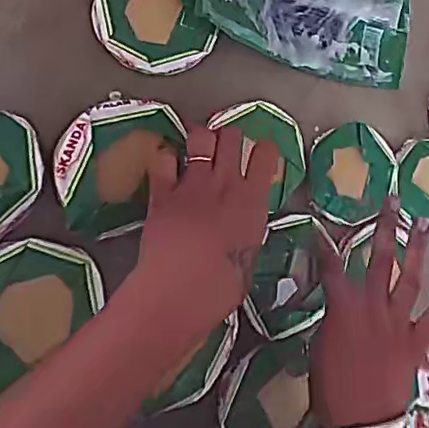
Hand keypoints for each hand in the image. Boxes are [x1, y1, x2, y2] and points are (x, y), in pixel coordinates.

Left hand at [124, 125, 278, 330]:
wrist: (179, 293)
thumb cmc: (221, 288)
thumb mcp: (249, 258)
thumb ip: (248, 233)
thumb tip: (243, 231)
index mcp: (254, 199)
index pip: (266, 152)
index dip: (264, 149)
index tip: (260, 156)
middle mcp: (226, 182)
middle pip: (232, 135)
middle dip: (230, 137)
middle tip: (226, 150)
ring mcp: (192, 184)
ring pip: (201, 136)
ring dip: (202, 139)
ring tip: (199, 150)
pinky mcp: (162, 192)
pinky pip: (163, 158)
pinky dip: (166, 158)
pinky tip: (167, 166)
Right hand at [311, 203, 428, 427]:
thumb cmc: (331, 392)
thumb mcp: (318, 349)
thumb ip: (331, 319)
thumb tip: (337, 305)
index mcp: (344, 307)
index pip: (331, 267)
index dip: (325, 246)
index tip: (322, 227)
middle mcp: (374, 305)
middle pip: (380, 258)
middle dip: (385, 226)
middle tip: (393, 200)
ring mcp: (399, 321)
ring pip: (410, 276)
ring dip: (417, 248)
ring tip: (423, 223)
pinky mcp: (418, 341)